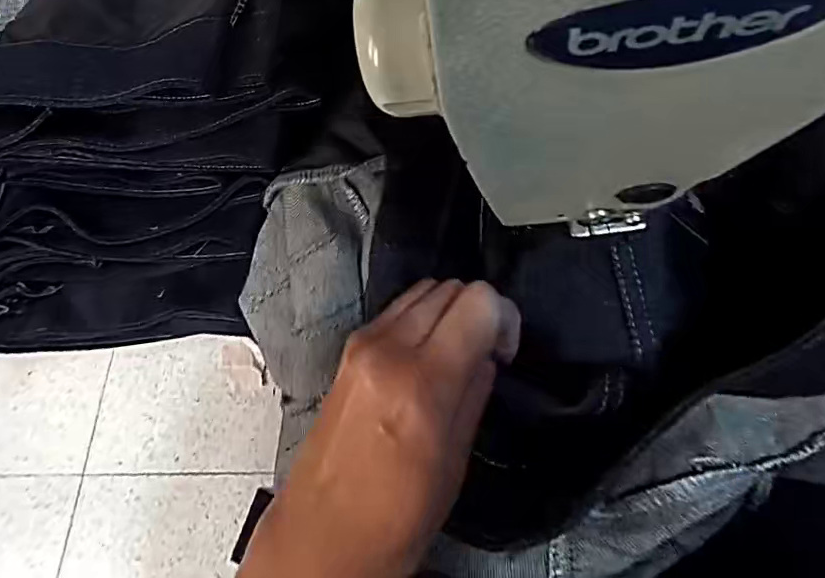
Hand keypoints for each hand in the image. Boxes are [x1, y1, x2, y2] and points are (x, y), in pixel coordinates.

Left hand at [239, 279, 520, 577]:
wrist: (319, 538)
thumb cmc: (393, 518)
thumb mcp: (453, 463)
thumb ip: (474, 393)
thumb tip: (487, 355)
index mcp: (421, 380)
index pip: (479, 301)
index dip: (504, 317)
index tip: (505, 350)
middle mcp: (389, 347)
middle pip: (453, 286)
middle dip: (479, 311)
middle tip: (485, 351)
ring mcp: (363, 341)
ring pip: (426, 287)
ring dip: (451, 309)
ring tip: (456, 351)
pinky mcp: (348, 345)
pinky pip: (400, 305)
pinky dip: (423, 314)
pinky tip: (427, 351)